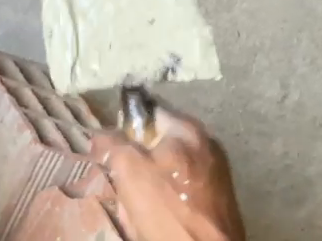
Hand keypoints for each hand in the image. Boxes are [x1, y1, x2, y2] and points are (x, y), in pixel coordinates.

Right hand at [89, 104, 244, 240]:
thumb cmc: (168, 208)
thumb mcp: (126, 167)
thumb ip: (111, 141)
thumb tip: (101, 133)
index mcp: (189, 128)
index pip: (147, 110)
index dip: (124, 125)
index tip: (113, 145)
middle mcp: (208, 144)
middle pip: (159, 140)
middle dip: (139, 156)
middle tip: (123, 176)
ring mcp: (218, 174)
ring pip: (170, 166)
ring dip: (152, 178)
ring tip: (139, 199)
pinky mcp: (221, 202)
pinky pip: (183, 187)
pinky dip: (169, 196)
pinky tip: (160, 211)